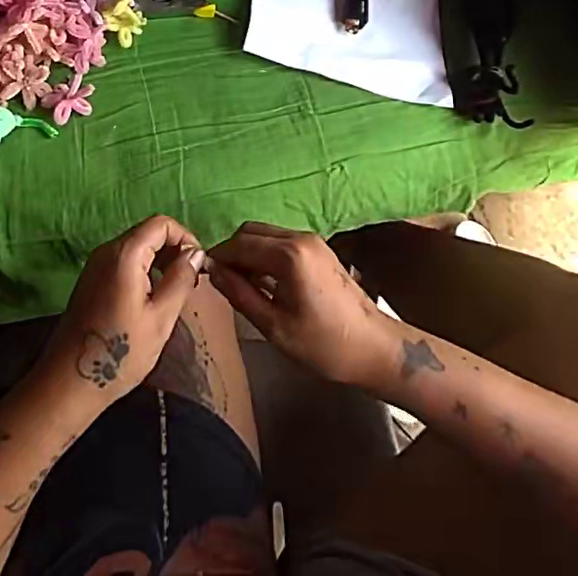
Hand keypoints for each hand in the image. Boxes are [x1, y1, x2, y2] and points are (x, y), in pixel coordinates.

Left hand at [38, 214, 206, 403]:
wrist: (68, 383)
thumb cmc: (120, 352)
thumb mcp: (161, 318)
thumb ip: (181, 279)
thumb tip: (196, 253)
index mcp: (125, 255)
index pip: (161, 223)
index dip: (185, 238)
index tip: (198, 265)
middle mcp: (107, 251)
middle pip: (148, 232)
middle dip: (174, 249)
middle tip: (190, 281)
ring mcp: (96, 264)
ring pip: (137, 246)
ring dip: (160, 260)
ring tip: (174, 291)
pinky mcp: (92, 279)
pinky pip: (125, 260)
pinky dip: (144, 269)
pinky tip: (152, 298)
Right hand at [207, 221, 399, 387]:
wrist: (373, 347)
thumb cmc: (323, 344)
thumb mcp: (273, 325)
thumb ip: (240, 294)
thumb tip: (213, 272)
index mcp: (289, 255)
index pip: (240, 244)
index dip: (218, 257)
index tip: (204, 275)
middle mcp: (300, 237)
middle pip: (251, 232)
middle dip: (233, 252)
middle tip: (223, 282)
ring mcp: (312, 240)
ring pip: (265, 234)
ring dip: (249, 253)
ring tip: (243, 286)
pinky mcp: (318, 248)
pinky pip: (280, 241)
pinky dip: (265, 254)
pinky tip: (264, 282)